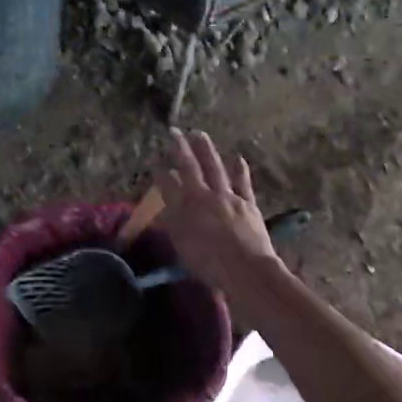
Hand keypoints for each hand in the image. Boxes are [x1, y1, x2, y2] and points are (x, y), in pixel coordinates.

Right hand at [154, 130, 277, 292]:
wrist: (245, 269)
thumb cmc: (209, 266)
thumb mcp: (183, 250)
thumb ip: (175, 228)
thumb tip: (168, 211)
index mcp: (184, 210)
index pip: (167, 186)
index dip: (159, 171)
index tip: (154, 158)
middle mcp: (204, 197)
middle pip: (190, 168)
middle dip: (180, 149)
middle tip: (174, 132)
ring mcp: (228, 197)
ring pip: (214, 168)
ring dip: (206, 150)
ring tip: (199, 133)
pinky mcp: (247, 203)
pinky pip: (242, 181)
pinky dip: (238, 168)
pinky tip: (236, 156)